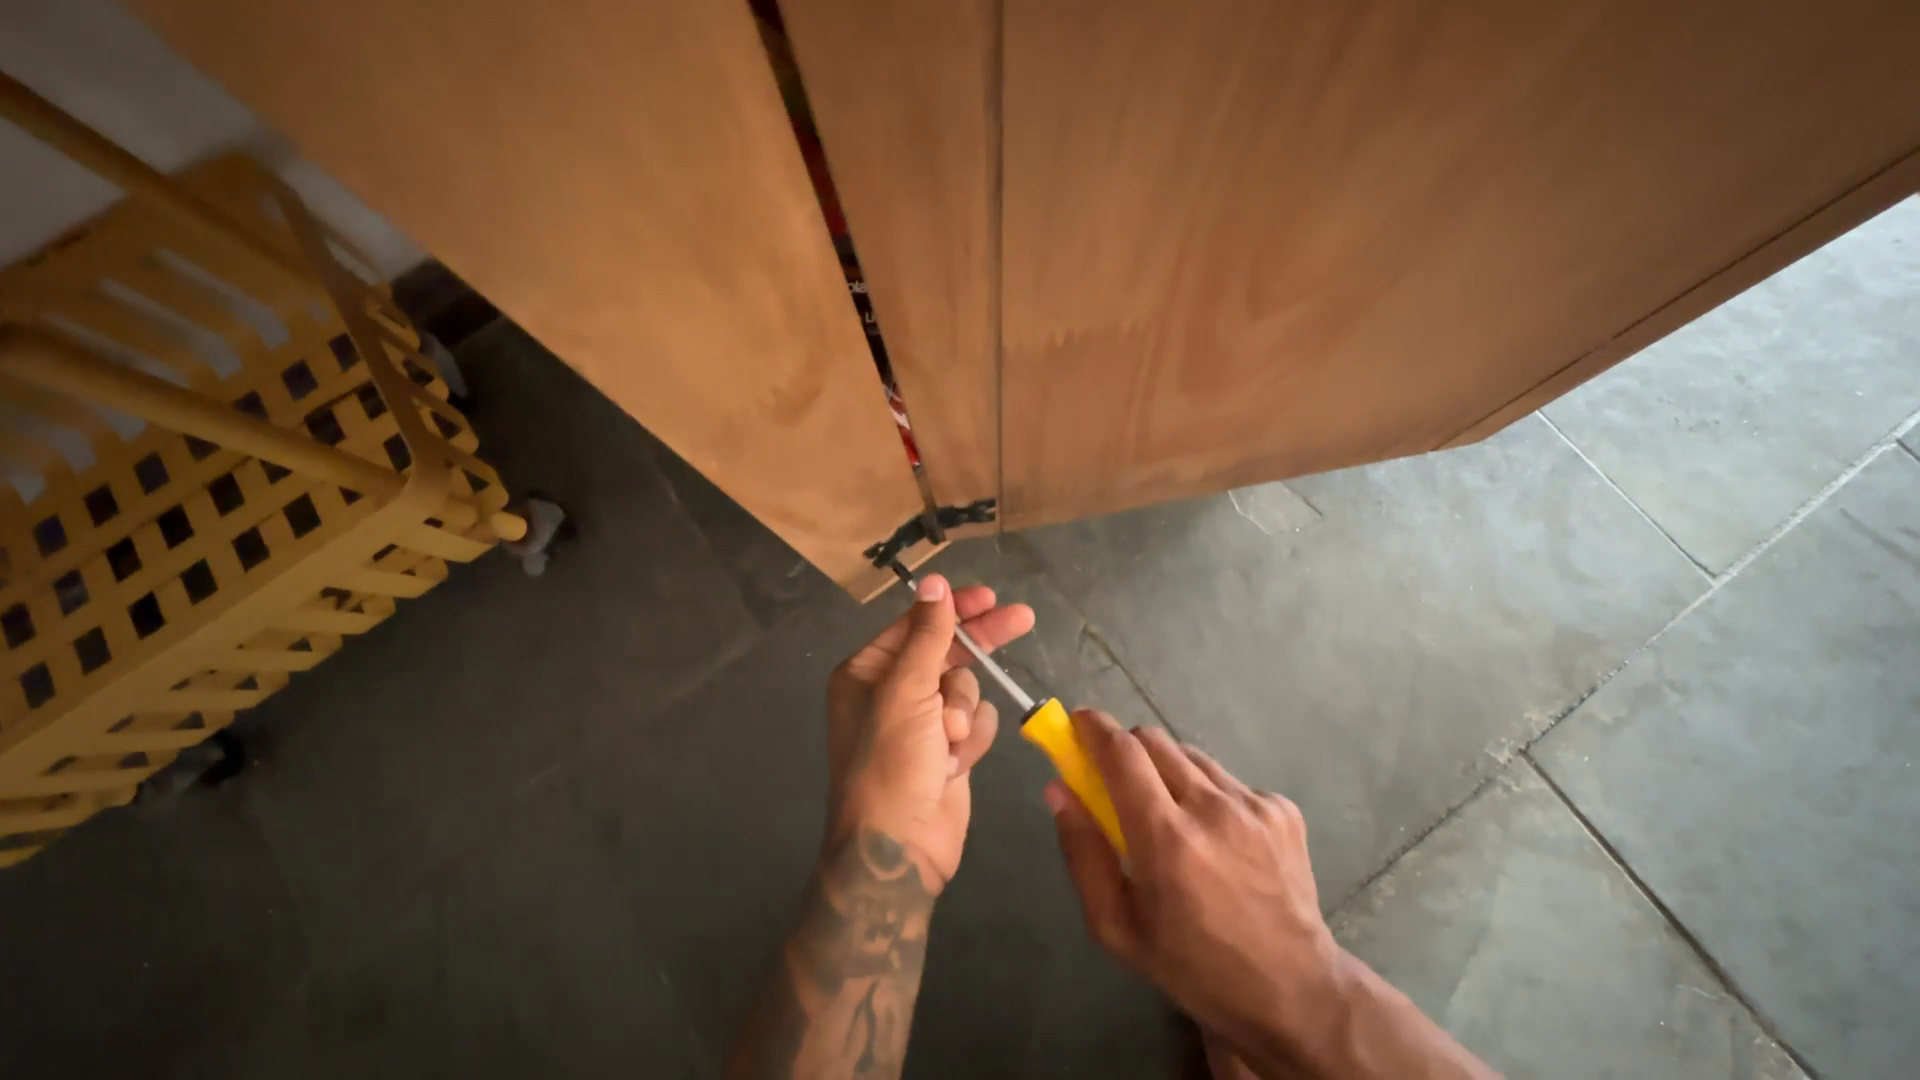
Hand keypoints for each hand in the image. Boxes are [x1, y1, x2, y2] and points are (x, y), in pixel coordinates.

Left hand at [825, 574, 1034, 891]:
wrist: (899, 846)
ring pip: (969, 690)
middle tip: (1022, 618)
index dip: (954, 609)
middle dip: (978, 646)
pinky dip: (972, 741)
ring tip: (948, 741)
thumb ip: (927, 635)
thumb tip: (933, 583)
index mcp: (869, 672)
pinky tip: (955, 763)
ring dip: (964, 712)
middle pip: (949, 653)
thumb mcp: (906, 690)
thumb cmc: (891, 761)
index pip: (918, 625)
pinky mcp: (948, 750)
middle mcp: (894, 692)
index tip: (990, 597)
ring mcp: (923, 723)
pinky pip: (977, 723)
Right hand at [1046, 710, 1339, 1065]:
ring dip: (1168, 772)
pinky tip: (1218, 840)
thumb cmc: (1191, 965)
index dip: (1092, 728)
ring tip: (1173, 819)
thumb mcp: (1115, 926)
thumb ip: (1081, 852)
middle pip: (1153, 739)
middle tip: (1117, 779)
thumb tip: (1059, 789)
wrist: (1292, 991)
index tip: (1075, 723)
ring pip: (1190, 756)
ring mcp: (1254, 805)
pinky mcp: (1283, 809)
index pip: (1121, 752)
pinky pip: (1227, 781)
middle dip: (1125, 748)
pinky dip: (1209, 796)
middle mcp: (1212, 808)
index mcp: (1166, 838)